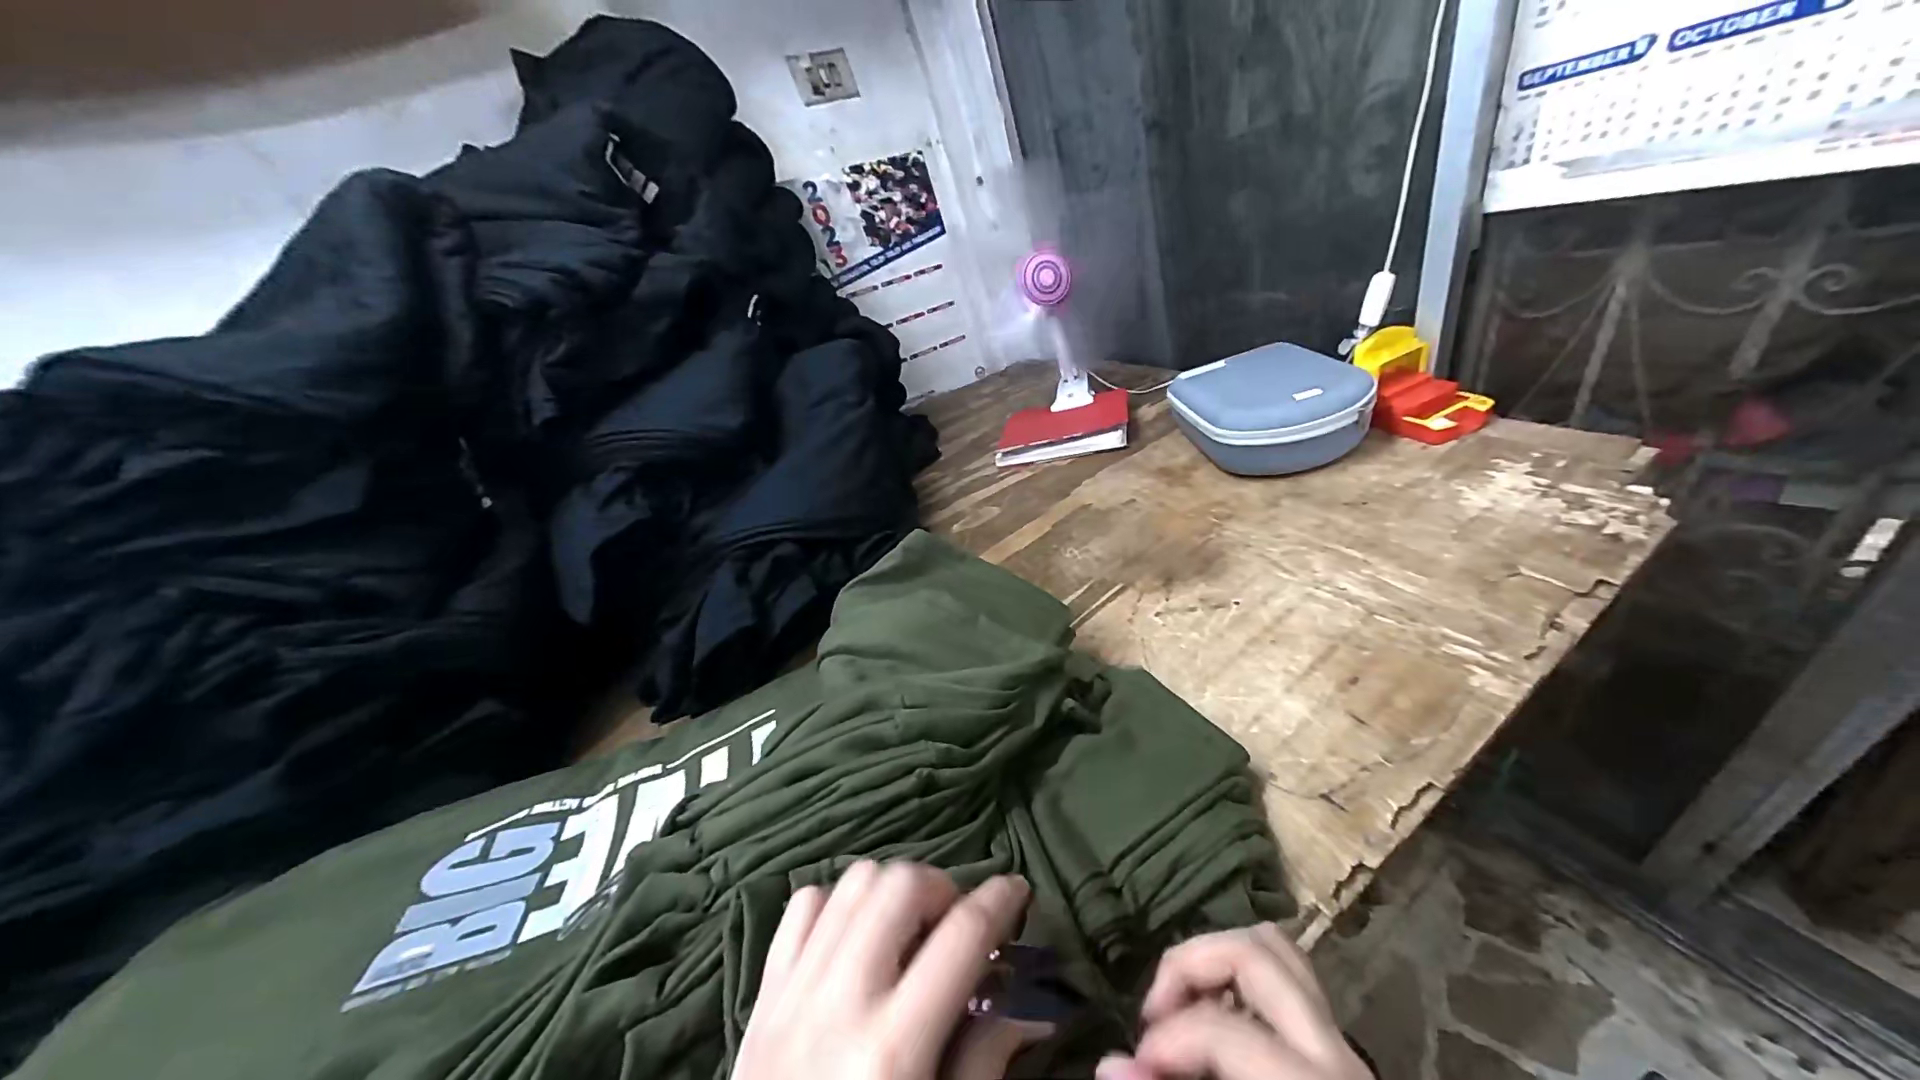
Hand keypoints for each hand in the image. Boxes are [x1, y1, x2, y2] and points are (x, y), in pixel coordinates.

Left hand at [734, 861, 1042, 1079]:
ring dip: (892, 889)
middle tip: (953, 924)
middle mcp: (842, 1000)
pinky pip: (805, 904)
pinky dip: (838, 903)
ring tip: (908, 927)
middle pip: (900, 885)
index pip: (961, 936)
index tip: (1017, 889)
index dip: (999, 901)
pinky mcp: (766, 989)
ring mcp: (796, 989)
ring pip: (854, 881)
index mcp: (895, 1049)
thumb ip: (985, 1059)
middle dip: (940, 889)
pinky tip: (857, 935)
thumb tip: (1033, 1005)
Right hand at [1097, 924, 1371, 1079]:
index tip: (1135, 1068)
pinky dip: (1239, 977)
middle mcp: (1337, 1054)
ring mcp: (1343, 1046)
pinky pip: (1286, 977)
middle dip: (1186, 967)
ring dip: (1214, 961)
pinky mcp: (1335, 1050)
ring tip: (1181, 1007)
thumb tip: (1110, 1066)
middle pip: (1253, 953)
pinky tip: (1215, 1020)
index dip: (1165, 1040)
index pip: (1223, 1029)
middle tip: (1154, 1016)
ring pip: (1276, 948)